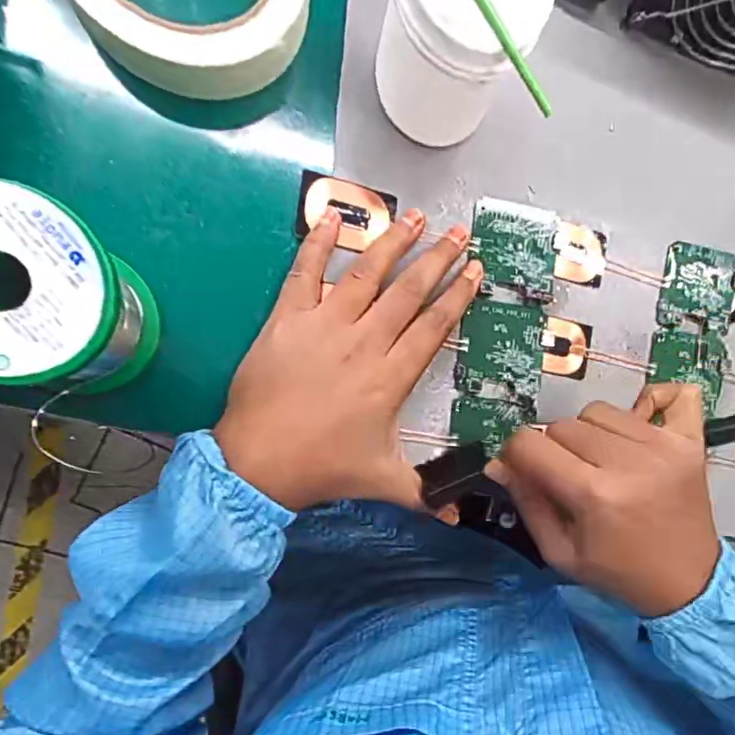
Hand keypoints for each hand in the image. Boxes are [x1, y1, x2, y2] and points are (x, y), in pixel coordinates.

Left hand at [214, 208, 481, 510]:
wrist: (259, 461)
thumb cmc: (321, 469)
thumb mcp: (381, 481)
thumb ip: (425, 493)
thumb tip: (461, 517)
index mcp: (390, 377)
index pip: (433, 327)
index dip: (457, 297)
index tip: (476, 272)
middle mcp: (363, 343)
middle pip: (408, 293)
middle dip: (438, 260)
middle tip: (461, 233)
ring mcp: (323, 327)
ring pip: (366, 275)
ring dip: (394, 243)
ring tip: (418, 218)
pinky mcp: (286, 320)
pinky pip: (304, 273)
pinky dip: (317, 243)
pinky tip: (332, 217)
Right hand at [485, 384, 720, 616]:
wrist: (687, 583)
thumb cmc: (618, 571)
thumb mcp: (558, 551)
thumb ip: (526, 502)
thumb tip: (498, 463)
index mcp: (593, 495)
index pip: (530, 443)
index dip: (515, 454)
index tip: (523, 471)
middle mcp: (630, 463)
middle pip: (562, 425)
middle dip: (553, 448)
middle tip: (567, 477)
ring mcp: (664, 447)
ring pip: (598, 411)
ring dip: (590, 432)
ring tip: (601, 461)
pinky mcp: (691, 441)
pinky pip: (669, 395)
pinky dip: (649, 402)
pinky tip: (640, 425)